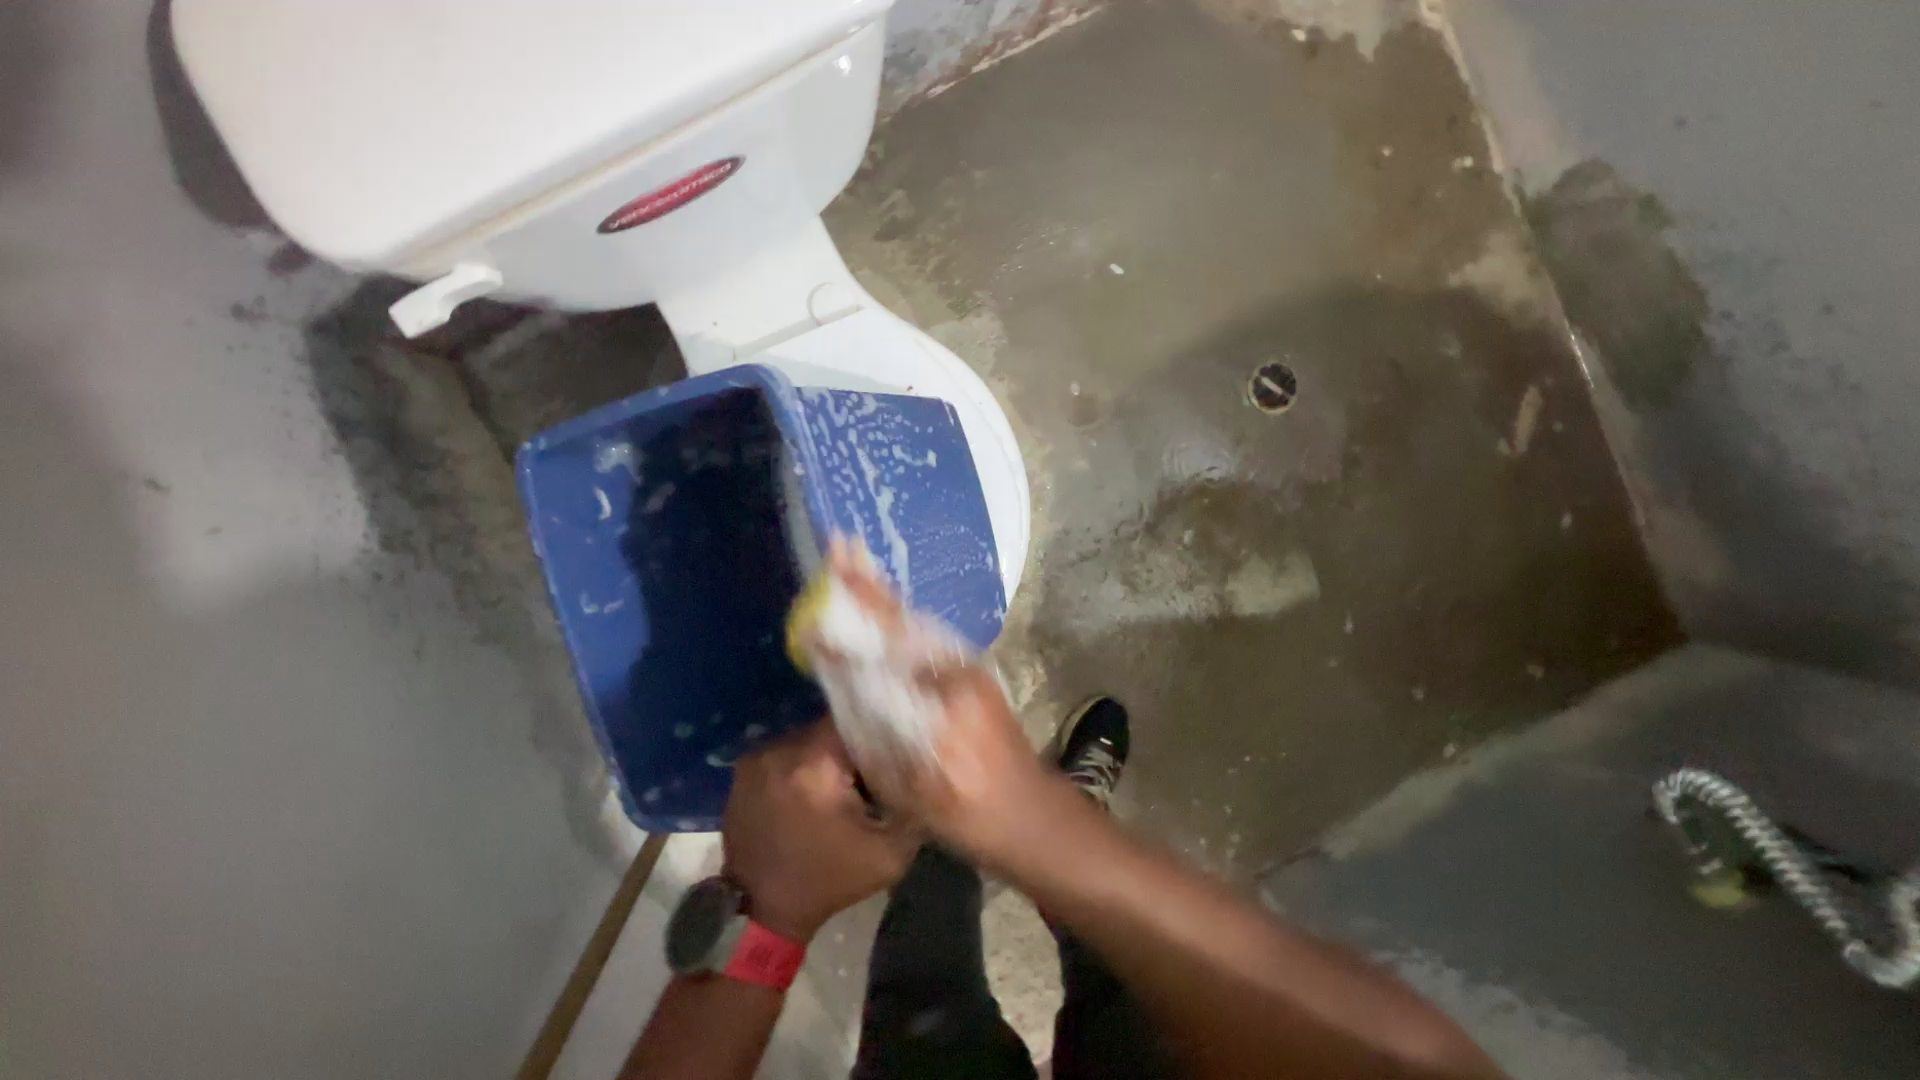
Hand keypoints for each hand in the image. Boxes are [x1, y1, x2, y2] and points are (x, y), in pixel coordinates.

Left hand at [722, 719, 920, 942]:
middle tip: (868, 777)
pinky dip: (803, 766)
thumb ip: (911, 806)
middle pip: (831, 729)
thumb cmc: (829, 881)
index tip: (891, 760)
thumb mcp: (890, 853)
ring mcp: (757, 757)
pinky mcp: (743, 769)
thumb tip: (924, 774)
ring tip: (840, 788)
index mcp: (815, 764)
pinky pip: (786, 753)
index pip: (858, 723)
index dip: (879, 737)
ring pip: (808, 739)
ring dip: (826, 756)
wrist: (761, 910)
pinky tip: (812, 795)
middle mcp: (781, 749)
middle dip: (852, 749)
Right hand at [798, 540, 1061, 862]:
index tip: (815, 615)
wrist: (1027, 808)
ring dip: (883, 592)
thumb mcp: (902, 786)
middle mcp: (955, 681)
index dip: (846, 637)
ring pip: (917, 624)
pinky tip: (882, 594)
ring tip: (852, 556)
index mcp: (933, 718)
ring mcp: (970, 668)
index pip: (879, 667)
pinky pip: (929, 633)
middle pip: (902, 628)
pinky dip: (900, 611)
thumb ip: (869, 730)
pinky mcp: (975, 666)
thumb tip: (838, 676)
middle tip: (839, 548)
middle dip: (867, 589)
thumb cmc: (960, 814)